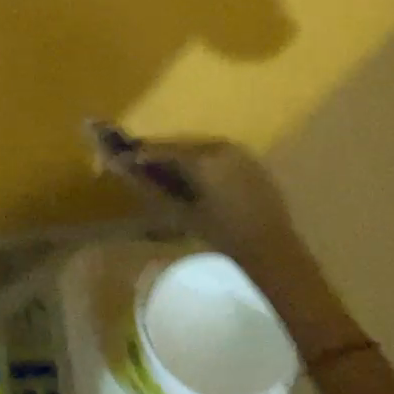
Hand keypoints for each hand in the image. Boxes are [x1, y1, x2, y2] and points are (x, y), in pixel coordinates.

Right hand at [103, 137, 301, 266]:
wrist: (271, 247)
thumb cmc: (221, 233)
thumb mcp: (180, 212)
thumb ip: (152, 186)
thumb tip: (125, 168)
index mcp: (202, 158)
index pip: (162, 149)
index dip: (140, 154)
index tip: (122, 158)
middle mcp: (221, 147)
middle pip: (181, 146)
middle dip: (160, 155)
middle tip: (142, 165)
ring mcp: (240, 153)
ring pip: (200, 149)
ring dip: (182, 159)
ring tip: (168, 173)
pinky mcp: (252, 162)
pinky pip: (219, 156)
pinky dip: (203, 164)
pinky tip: (196, 180)